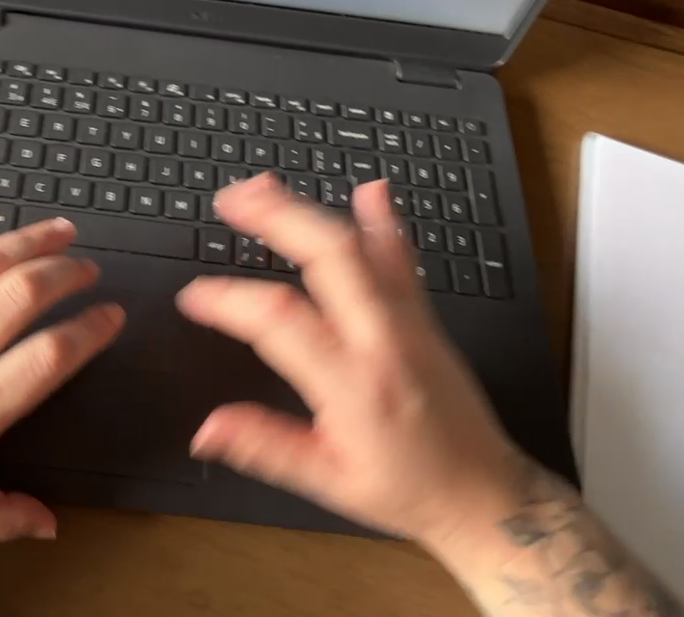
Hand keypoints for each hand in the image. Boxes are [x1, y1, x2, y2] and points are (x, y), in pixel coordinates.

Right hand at [175, 174, 526, 556]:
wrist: (489, 496)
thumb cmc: (410, 491)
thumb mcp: (328, 483)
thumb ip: (264, 446)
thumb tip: (206, 429)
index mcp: (355, 385)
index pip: (282, 320)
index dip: (229, 299)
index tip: (194, 296)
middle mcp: (384, 340)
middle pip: (331, 256)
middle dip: (277, 218)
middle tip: (232, 201)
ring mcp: (409, 320)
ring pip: (361, 246)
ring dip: (310, 209)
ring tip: (267, 187)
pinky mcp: (424, 314)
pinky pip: (402, 257)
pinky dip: (383, 219)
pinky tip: (370, 189)